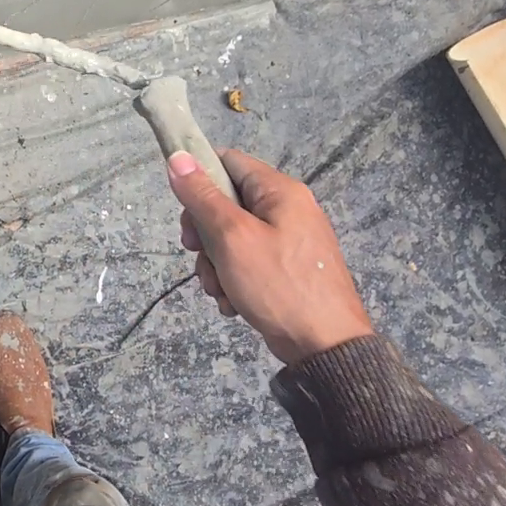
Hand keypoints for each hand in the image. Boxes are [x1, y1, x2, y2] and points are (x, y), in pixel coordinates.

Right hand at [166, 149, 373, 364]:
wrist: (327, 349)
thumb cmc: (278, 283)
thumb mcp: (231, 236)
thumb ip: (201, 195)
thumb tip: (178, 156)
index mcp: (280, 191)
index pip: (226, 161)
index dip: (198, 179)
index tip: (184, 211)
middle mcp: (287, 208)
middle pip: (225, 202)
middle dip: (204, 232)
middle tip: (196, 253)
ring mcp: (289, 239)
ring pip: (231, 235)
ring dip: (215, 262)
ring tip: (218, 289)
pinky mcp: (288, 267)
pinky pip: (248, 259)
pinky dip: (233, 277)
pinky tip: (232, 301)